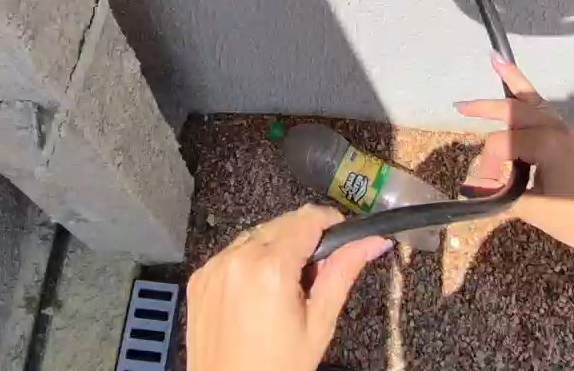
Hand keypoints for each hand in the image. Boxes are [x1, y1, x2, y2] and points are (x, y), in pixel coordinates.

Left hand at [186, 204, 391, 370]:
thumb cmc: (278, 368)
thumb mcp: (319, 325)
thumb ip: (344, 272)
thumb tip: (373, 241)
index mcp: (271, 267)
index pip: (308, 218)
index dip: (329, 222)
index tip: (341, 237)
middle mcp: (239, 256)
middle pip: (282, 223)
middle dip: (304, 239)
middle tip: (314, 276)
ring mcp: (214, 265)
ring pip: (257, 235)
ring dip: (276, 248)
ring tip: (284, 288)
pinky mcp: (200, 276)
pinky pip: (233, 253)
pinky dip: (249, 262)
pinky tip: (256, 293)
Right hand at [457, 53, 573, 257]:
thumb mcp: (538, 211)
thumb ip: (504, 196)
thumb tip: (474, 191)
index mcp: (545, 143)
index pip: (501, 146)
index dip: (487, 166)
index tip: (486, 189)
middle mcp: (556, 129)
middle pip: (514, 110)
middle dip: (485, 106)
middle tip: (460, 105)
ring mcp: (568, 132)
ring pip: (534, 101)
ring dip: (513, 84)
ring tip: (498, 62)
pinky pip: (546, 111)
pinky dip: (530, 99)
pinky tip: (522, 97)